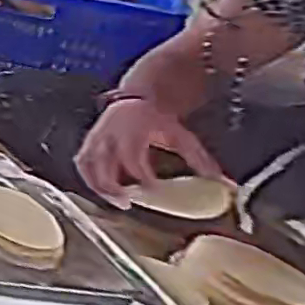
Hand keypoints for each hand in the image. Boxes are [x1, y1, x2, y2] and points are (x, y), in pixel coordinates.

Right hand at [73, 98, 224, 206]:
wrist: (135, 101)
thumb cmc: (156, 119)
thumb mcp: (181, 135)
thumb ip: (199, 159)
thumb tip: (222, 181)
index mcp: (131, 131)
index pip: (131, 157)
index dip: (140, 176)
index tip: (153, 189)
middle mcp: (109, 136)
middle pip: (102, 165)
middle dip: (112, 187)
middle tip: (127, 203)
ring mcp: (95, 139)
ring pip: (87, 165)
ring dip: (98, 185)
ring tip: (115, 200)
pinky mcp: (89, 143)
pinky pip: (82, 162)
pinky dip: (88, 177)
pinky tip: (101, 189)